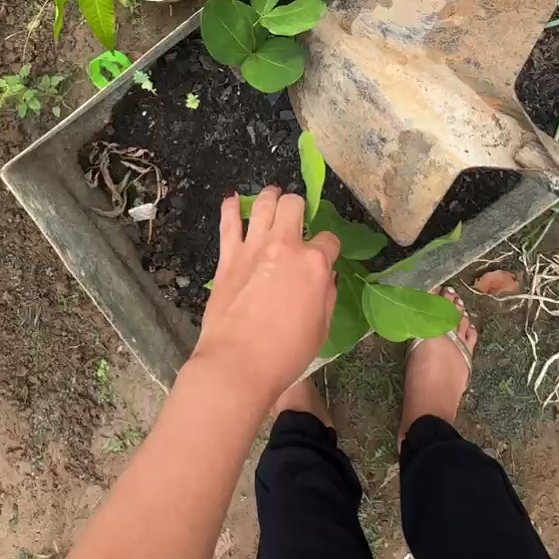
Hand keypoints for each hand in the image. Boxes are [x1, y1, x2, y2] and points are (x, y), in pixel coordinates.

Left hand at [188, 185, 339, 406]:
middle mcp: (286, 245)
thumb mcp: (322, 329)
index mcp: (315, 264)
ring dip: (270, 196)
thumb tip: (326, 278)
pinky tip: (232, 200)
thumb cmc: (285, 354)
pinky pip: (228, 222)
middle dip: (299, 207)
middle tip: (297, 217)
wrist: (237, 364)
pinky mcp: (228, 255)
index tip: (326, 254)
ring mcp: (254, 246)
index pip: (329, 239)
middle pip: (294, 205)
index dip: (329, 246)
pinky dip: (230, 207)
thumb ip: (327, 296)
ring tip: (272, 195)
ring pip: (263, 203)